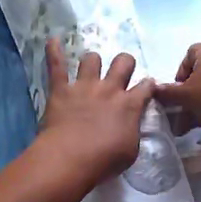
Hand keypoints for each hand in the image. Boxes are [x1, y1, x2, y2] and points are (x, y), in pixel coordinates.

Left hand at [38, 38, 156, 185]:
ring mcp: (84, 86)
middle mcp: (109, 89)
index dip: (147, 85)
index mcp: (129, 105)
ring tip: (90, 69)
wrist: (71, 158)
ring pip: (92, 59)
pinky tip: (53, 40)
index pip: (145, 87)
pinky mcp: (61, 89)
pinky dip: (54, 51)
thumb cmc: (104, 161)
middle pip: (122, 62)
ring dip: (93, 62)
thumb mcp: (131, 150)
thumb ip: (132, 130)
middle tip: (121, 72)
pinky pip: (57, 65)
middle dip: (124, 63)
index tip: (146, 87)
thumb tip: (130, 124)